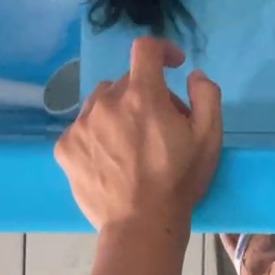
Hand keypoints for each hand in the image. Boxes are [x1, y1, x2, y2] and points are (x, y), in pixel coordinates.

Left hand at [56, 38, 222, 229]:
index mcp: (142, 95)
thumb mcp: (210, 138)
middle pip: (126, 81)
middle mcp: (106, 102)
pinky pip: (83, 127)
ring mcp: (81, 125)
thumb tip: (192, 75)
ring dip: (119, 111)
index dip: (162, 49)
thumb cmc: (179, 181)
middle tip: (162, 125)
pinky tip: (112, 158)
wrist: (141, 225)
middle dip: (147, 94)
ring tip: (133, 143)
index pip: (145, 49)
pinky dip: (99, 133)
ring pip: (102, 102)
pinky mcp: (64, 147)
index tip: (173, 64)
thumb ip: (207, 96)